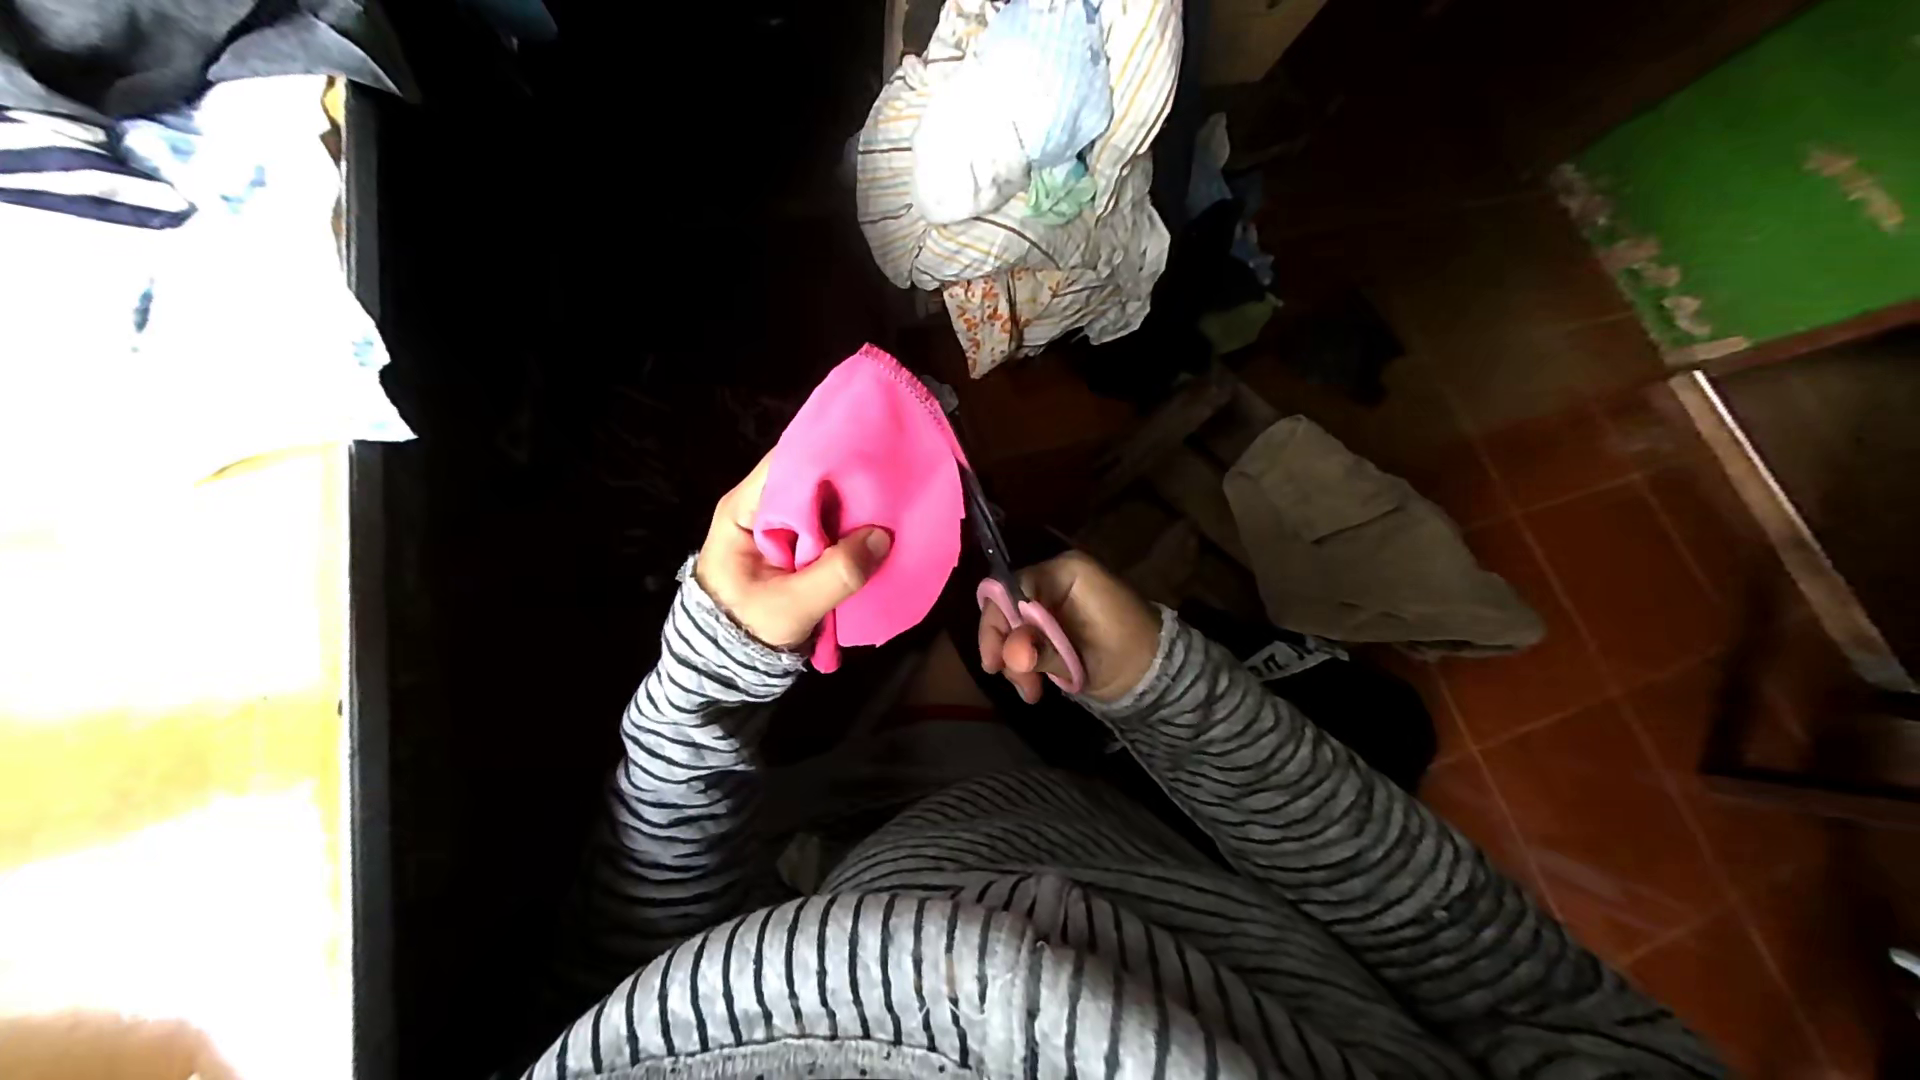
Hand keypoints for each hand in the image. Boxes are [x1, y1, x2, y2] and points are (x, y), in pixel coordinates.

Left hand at [694, 454, 891, 648]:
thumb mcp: (793, 606)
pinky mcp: (798, 544)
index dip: (825, 458)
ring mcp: (780, 526)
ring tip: (891, 501)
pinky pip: (829, 525)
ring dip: (852, 507)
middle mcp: (760, 508)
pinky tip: (878, 528)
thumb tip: (881, 537)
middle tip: (889, 482)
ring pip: (822, 502)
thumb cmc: (749, 629)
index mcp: (743, 510)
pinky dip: (851, 528)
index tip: (866, 461)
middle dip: (846, 482)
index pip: (786, 464)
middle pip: (808, 479)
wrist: (733, 663)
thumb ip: (836, 574)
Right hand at [978, 551, 1159, 703]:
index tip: (995, 663)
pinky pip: (1026, 632)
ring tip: (1032, 692)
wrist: (1159, 673)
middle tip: (1022, 686)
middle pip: (1008, 607)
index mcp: (1067, 572)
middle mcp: (1056, 575)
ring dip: (1016, 659)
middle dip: (1008, 649)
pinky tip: (1036, 682)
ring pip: (1014, 623)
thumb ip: (1047, 653)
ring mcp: (1055, 594)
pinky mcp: (1055, 614)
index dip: (996, 624)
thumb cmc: (1129, 660)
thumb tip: (1011, 653)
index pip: (1011, 588)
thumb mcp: (1086, 662)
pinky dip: (1026, 658)